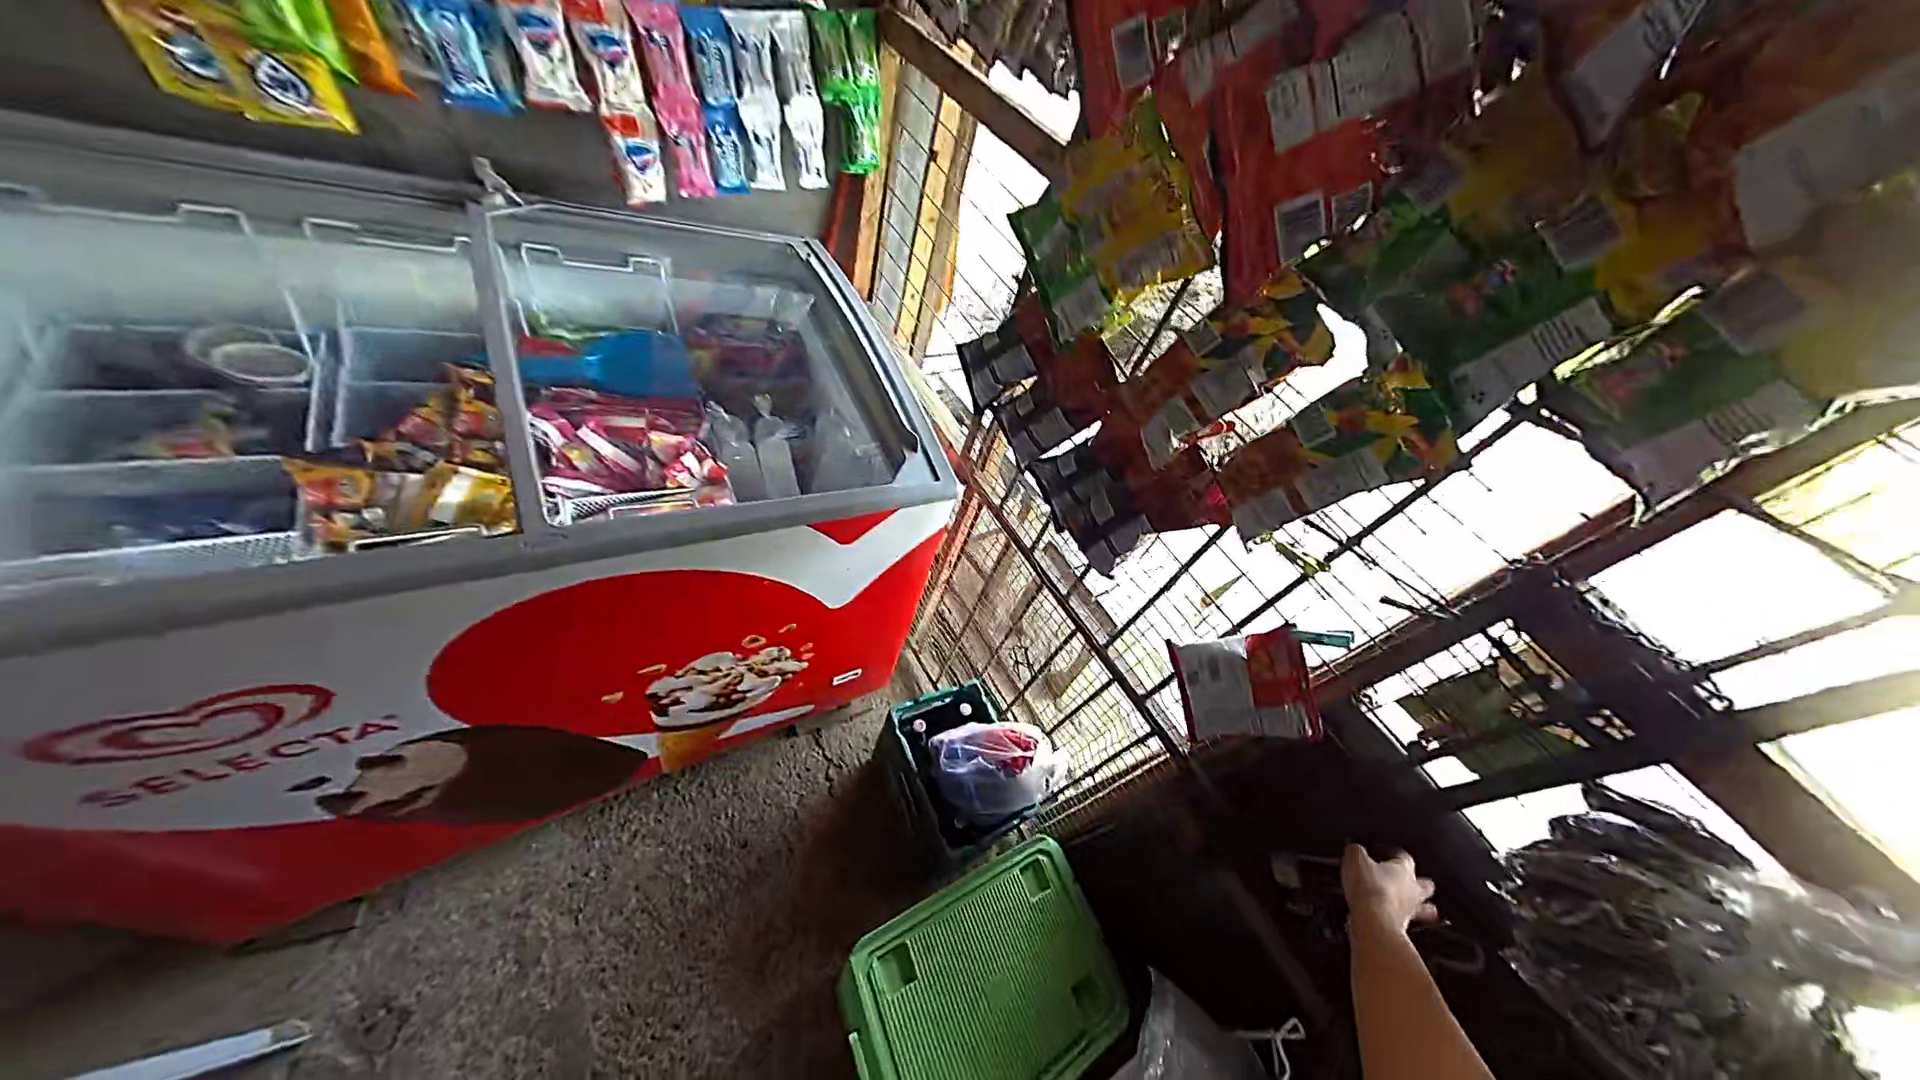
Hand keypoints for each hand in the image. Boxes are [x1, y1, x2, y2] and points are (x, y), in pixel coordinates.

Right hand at [1342, 844, 1437, 936]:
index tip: (1387, 852)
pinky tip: (1396, 919)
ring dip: (1421, 906)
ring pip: (1424, 907)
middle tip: (1418, 881)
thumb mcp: (1355, 859)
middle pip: (1424, 884)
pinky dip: (1404, 920)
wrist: (1373, 921)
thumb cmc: (1370, 889)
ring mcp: (1411, 911)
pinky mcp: (1404, 928)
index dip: (1395, 853)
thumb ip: (1356, 851)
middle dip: (1421, 883)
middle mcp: (1412, 890)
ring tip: (1417, 906)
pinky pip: (1409, 923)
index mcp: (1403, 870)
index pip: (1404, 857)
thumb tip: (1354, 850)